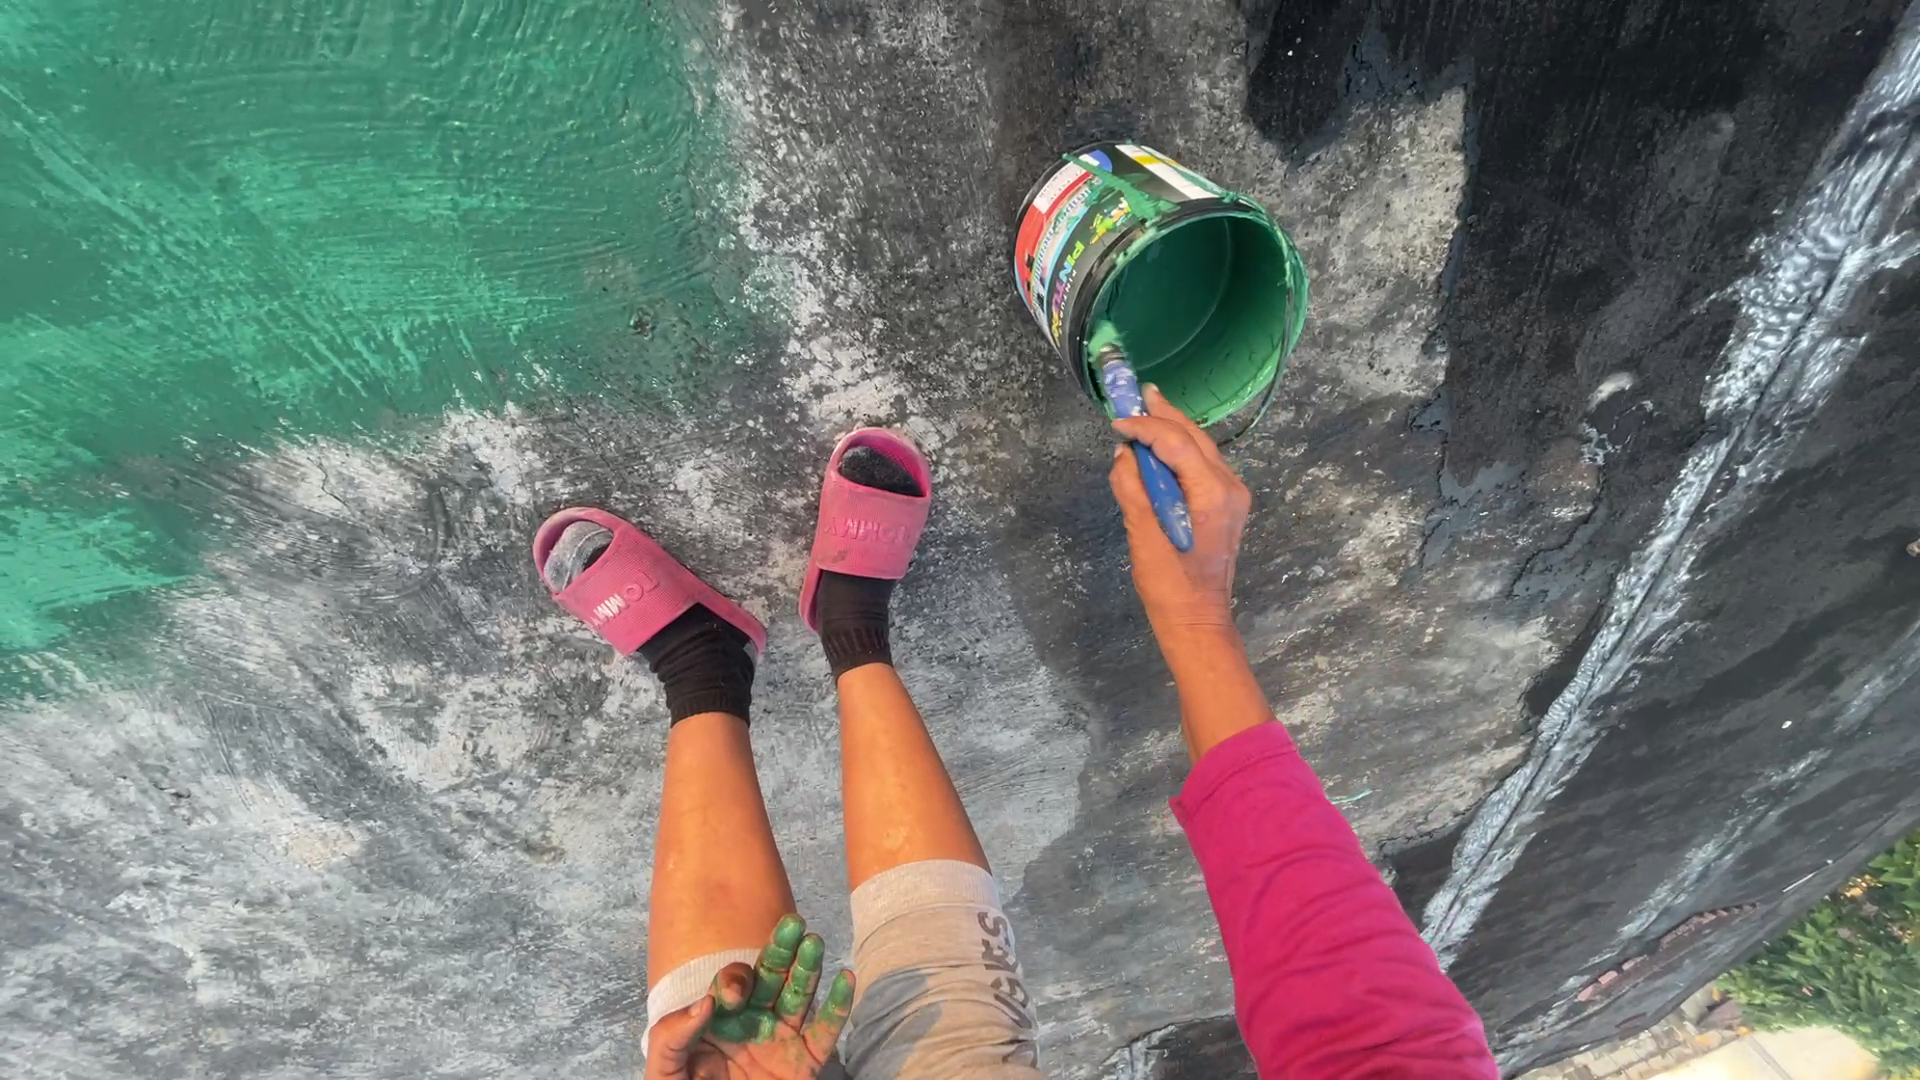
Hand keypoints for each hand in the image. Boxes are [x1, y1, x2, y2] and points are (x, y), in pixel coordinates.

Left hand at [646, 915, 854, 1079]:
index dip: (734, 982)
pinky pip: (826, 1032)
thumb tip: (706, 1002)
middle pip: (772, 975)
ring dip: (808, 966)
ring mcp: (782, 1040)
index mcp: (721, 1019)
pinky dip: (839, 1005)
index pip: (733, 984)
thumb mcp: (664, 1074)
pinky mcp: (805, 1065)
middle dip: (781, 949)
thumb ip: (672, 1037)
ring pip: (799, 994)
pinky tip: (847, 978)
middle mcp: (755, 1021)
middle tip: (792, 923)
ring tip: (814, 942)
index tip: (732, 997)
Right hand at [1108, 386, 1251, 641]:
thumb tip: (1123, 455)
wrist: (1197, 621)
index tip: (1116, 422)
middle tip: (1137, 394)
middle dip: (1164, 415)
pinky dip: (1178, 450)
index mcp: (1213, 494)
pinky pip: (1201, 465)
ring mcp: (1231, 496)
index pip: (1177, 443)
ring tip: (1146, 409)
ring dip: (1172, 429)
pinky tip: (1159, 447)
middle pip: (1195, 437)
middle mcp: (1229, 487)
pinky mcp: (1224, 505)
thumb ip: (1132, 491)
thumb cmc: (1170, 586)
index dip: (1146, 427)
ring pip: (1200, 448)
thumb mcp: (1144, 538)